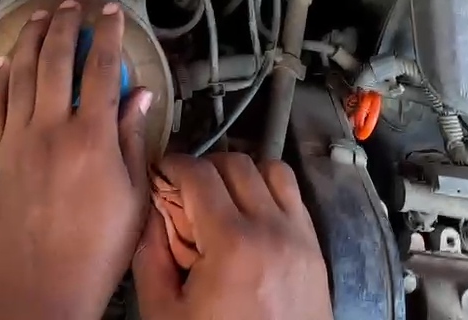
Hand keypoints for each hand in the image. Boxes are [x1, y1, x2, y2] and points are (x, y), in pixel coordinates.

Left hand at [0, 0, 154, 319]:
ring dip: (32, 39)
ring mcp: (19, 140)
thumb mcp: (133, 196)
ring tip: (41, 16)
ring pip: (23, 74)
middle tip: (72, 4)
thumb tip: (141, 91)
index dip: (107, 35)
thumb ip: (134, 138)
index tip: (111, 12)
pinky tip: (6, 61)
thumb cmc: (100, 246)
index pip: (101, 70)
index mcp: (92, 138)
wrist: (43, 287)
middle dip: (65, 24)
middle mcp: (52, 128)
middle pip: (56, 60)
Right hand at [133, 153, 332, 319]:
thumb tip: (152, 211)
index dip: (174, 165)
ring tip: (222, 198)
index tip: (160, 173)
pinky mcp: (316, 252)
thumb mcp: (165, 315)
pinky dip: (270, 192)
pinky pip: (294, 197)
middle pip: (236, 163)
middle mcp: (272, 230)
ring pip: (272, 170)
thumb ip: (152, 255)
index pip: (200, 173)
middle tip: (186, 190)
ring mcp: (300, 239)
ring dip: (243, 174)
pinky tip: (250, 217)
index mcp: (232, 244)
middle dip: (205, 168)